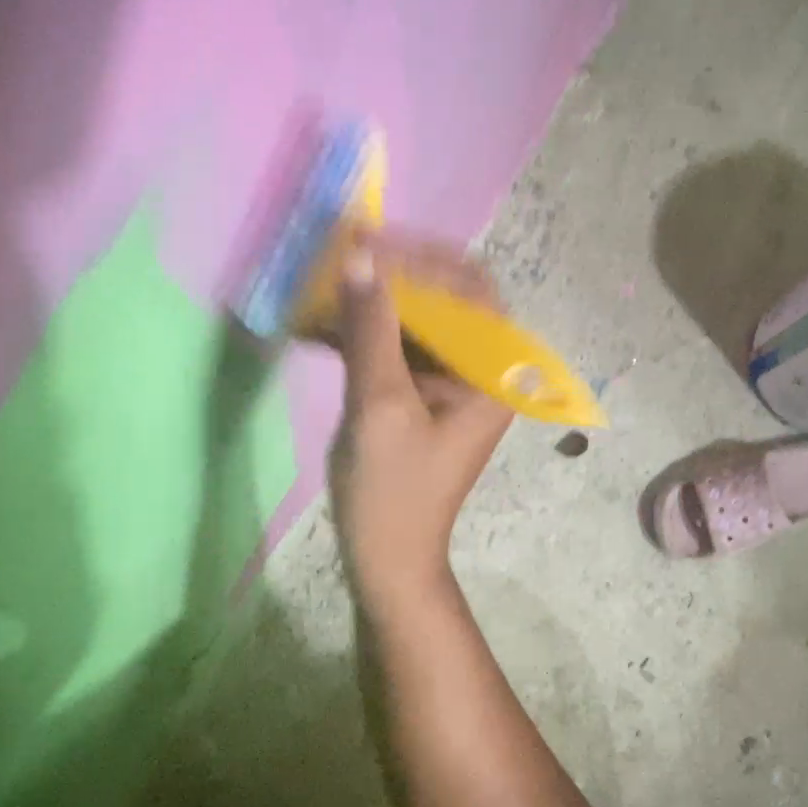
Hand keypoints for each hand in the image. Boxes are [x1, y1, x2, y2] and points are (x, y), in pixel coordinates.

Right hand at [327, 231, 512, 606]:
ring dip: (368, 303)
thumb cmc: (392, 493)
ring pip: (413, 322)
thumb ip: (372, 330)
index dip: (421, 258)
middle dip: (390, 277)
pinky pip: (394, 350)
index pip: (469, 287)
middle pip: (442, 299)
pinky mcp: (417, 398)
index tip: (366, 244)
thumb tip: (360, 258)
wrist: (388, 561)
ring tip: (319, 287)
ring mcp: (447, 385)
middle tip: (338, 259)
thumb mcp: (379, 407)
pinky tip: (317, 325)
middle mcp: (477, 371)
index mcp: (490, 374)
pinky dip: (360, 335)